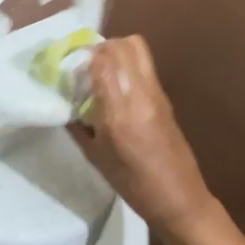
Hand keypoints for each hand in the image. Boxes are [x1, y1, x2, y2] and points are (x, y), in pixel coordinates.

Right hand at [69, 36, 229, 244]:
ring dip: (116, 51)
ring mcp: (156, 93)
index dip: (82, 57)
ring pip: (138, 49)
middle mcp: (140, 95)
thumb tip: (64, 104)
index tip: (69, 65)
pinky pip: (144, 66)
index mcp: (119, 113)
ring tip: (100, 70)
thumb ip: (78, 125)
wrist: (179, 198)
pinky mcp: (165, 98)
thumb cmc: (132, 184)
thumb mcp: (96, 157)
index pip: (101, 62)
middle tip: (85, 63)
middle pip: (123, 45)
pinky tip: (116, 86)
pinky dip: (127, 64)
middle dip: (100, 48)